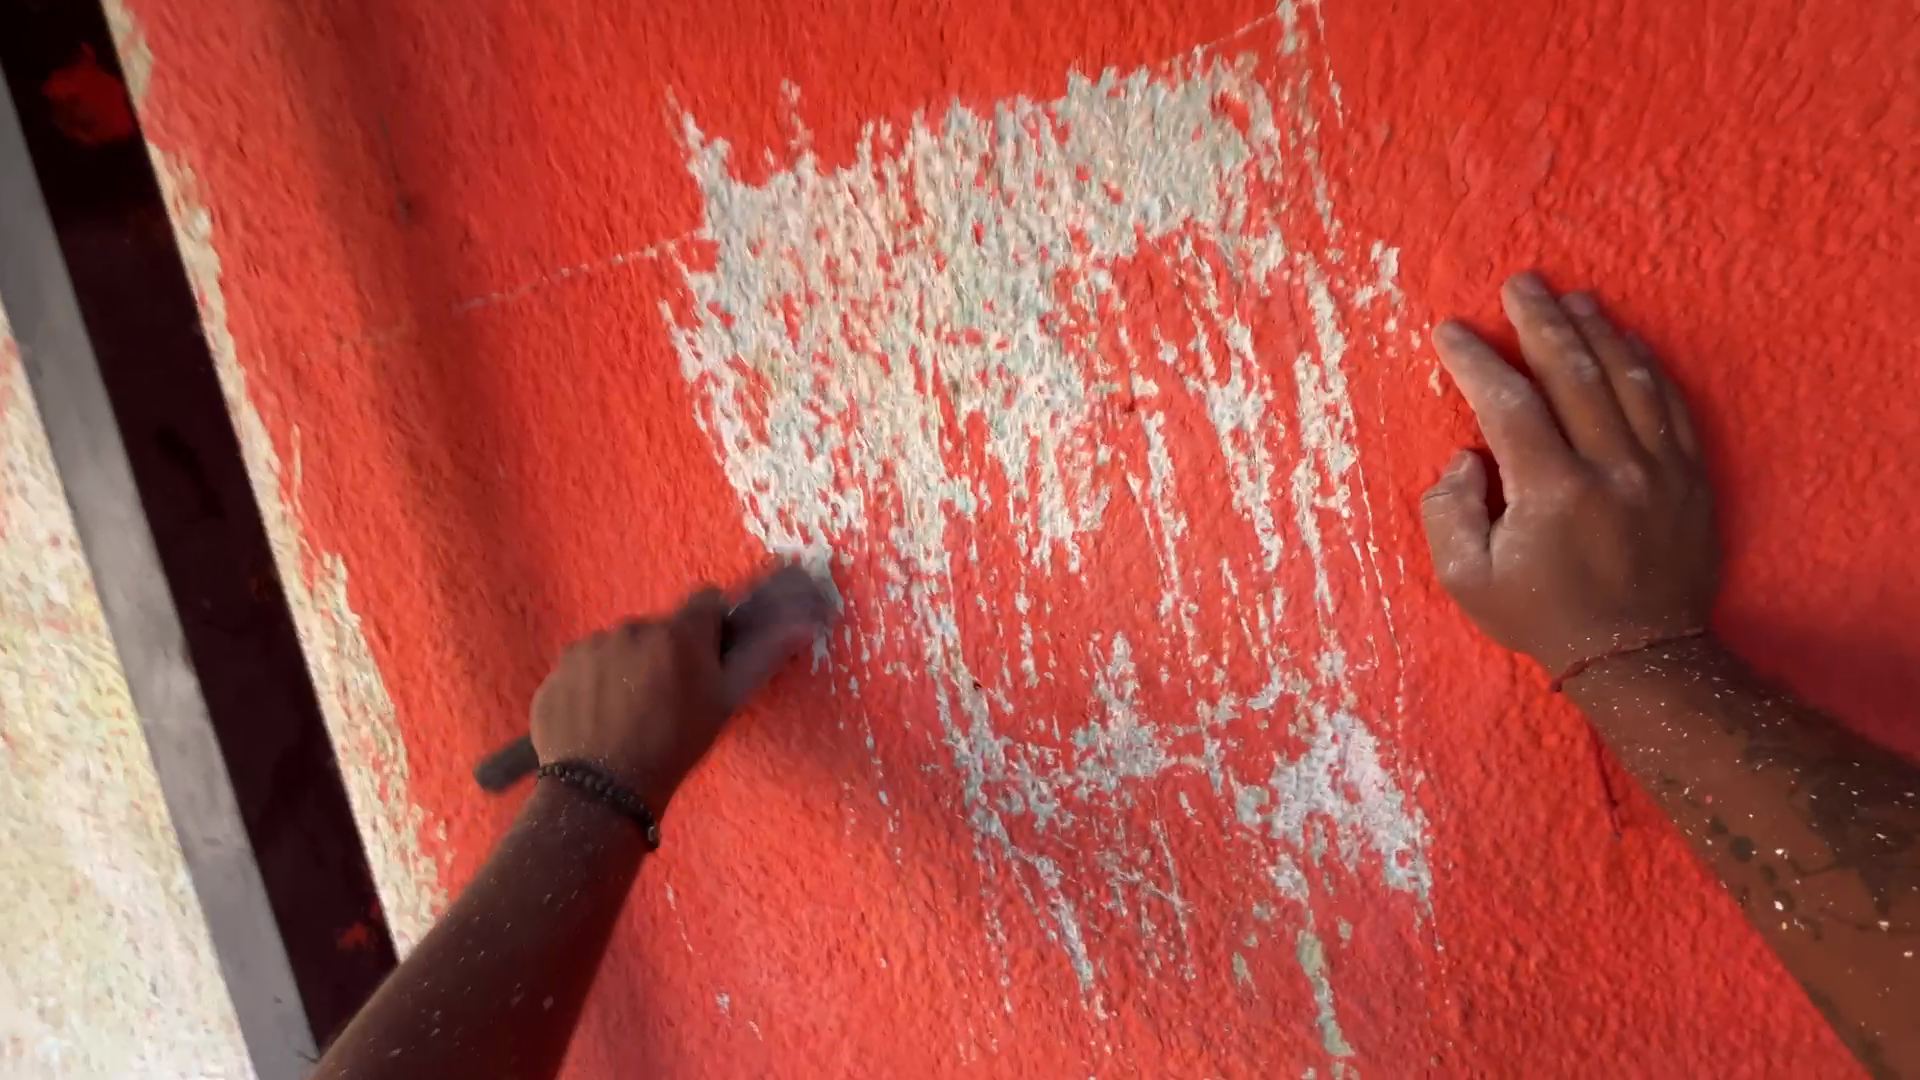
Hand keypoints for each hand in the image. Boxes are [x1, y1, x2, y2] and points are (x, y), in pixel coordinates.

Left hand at [529, 567, 829, 809]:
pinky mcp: (558, 668)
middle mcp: (635, 626)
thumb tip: (805, 625)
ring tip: (632, 711)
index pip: (707, 602)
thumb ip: (764, 656)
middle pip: (663, 627)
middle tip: (670, 696)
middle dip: (669, 650)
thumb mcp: (727, 702)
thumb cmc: (677, 744)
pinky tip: (601, 717)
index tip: (708, 657)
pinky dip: (595, 683)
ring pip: (623, 645)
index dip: (712, 628)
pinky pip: (586, 665)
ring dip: (631, 665)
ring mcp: (591, 645)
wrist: (603, 789)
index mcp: (681, 631)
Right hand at [1421, 272, 1718, 678]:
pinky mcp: (1688, 476)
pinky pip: (1668, 405)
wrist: (1636, 653)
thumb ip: (1448, 510)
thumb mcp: (1463, 576)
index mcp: (1551, 491)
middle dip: (1540, 323)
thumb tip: (1465, 457)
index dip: (1475, 360)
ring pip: (1627, 379)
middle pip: (1574, 374)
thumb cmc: (1536, 614)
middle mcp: (1611, 467)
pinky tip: (1624, 342)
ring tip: (1571, 297)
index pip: (1509, 404)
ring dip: (1596, 331)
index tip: (1449, 330)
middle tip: (1519, 283)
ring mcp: (1659, 468)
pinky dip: (1643, 365)